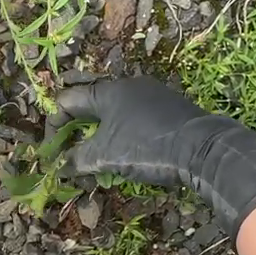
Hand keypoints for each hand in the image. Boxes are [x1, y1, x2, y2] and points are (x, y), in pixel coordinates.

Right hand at [48, 78, 255, 235]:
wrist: (204, 148)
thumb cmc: (147, 147)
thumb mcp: (104, 157)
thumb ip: (76, 160)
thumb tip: (59, 167)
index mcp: (107, 92)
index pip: (67, 101)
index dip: (53, 127)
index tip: (52, 153)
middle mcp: (128, 86)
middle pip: (90, 105)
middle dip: (76, 131)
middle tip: (70, 154)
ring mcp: (151, 95)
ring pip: (113, 113)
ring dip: (98, 135)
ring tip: (95, 159)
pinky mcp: (168, 108)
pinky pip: (134, 118)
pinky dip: (121, 135)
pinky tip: (126, 154)